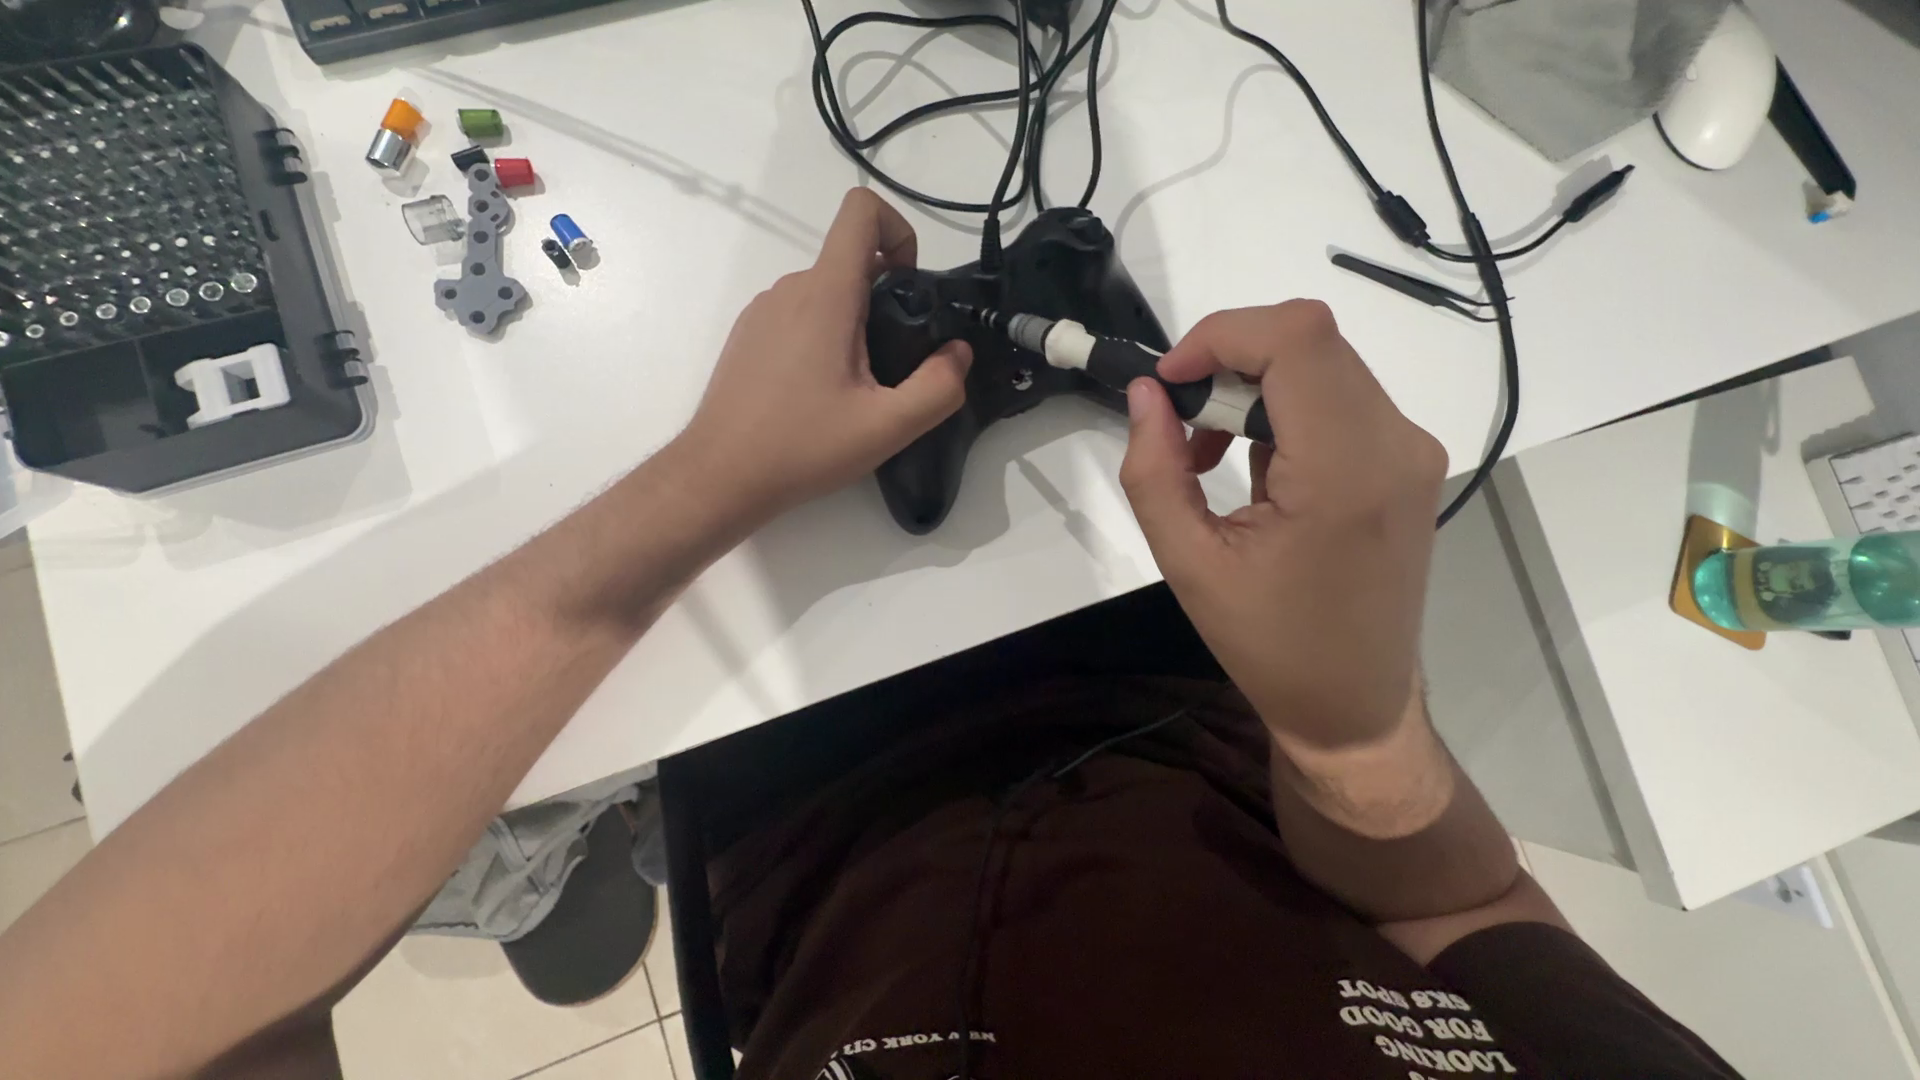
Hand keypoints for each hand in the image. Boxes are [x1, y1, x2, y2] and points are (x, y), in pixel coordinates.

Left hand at [678, 188, 971, 523]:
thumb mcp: (887, 427)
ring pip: (825, 294)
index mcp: (825, 295)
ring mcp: (762, 312)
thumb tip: (958, 354)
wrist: (720, 477)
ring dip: (854, 325)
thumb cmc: (802, 447)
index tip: (911, 288)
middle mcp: (789, 290)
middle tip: (893, 366)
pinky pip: (799, 317)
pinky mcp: (748, 337)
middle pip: (850, 262)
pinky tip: (819, 396)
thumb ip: (938, 387)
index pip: (861, 212)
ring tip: (856, 390)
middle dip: (885, 300)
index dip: (899, 232)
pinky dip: (823, 339)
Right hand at [1119, 302, 1446, 751]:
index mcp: (1345, 471)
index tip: (1168, 383)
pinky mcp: (1406, 462)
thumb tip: (1144, 394)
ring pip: (1322, 364)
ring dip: (1251, 387)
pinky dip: (1280, 411)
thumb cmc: (1268, 645)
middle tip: (1180, 424)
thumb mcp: (1188, 564)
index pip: (1296, 337)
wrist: (1355, 705)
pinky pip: (1337, 399)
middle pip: (1309, 340)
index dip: (1221, 335)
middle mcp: (1394, 444)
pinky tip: (1251, 469)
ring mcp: (1409, 451)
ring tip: (1207, 457)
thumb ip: (1155, 472)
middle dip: (1228, 361)